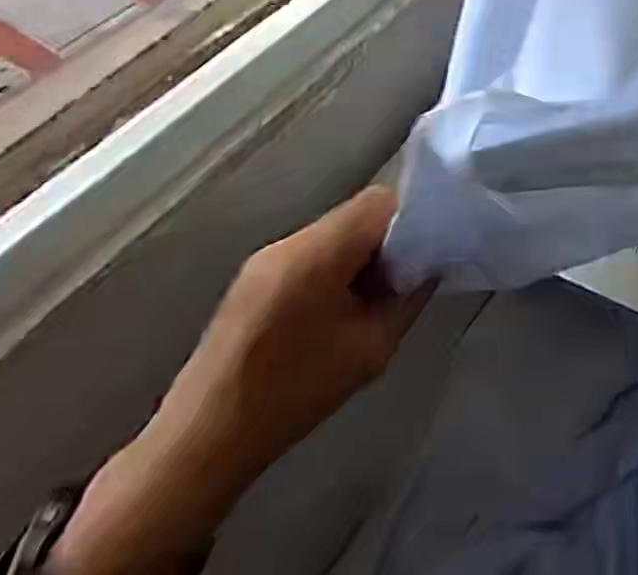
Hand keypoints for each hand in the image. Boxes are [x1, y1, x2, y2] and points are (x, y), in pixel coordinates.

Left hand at [52, 187, 430, 574]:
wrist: (207, 436)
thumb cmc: (296, 393)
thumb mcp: (372, 348)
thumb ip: (408, 298)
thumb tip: (429, 266)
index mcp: (318, 251)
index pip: (380, 201)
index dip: (413, 216)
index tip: (430, 249)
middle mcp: (290, 240)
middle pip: (357, 212)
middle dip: (390, 236)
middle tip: (408, 276)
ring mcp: (268, 255)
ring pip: (335, 231)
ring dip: (363, 252)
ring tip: (376, 295)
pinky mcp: (255, 275)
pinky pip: (312, 251)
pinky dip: (337, 265)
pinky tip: (340, 307)